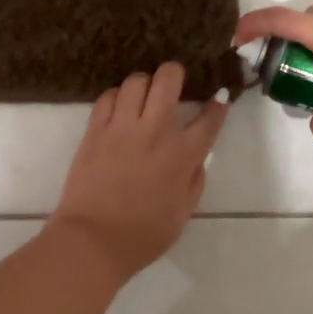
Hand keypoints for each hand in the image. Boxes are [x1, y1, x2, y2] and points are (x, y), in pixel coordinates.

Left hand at [50, 61, 228, 279]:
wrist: (93, 240)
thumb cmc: (143, 235)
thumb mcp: (182, 213)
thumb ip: (194, 181)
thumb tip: (196, 158)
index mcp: (183, 154)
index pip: (209, 118)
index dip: (218, 104)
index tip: (219, 98)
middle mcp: (155, 131)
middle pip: (169, 79)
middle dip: (175, 73)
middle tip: (174, 84)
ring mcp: (122, 126)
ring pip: (136, 81)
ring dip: (144, 84)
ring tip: (143, 96)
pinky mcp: (95, 129)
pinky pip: (108, 97)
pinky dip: (117, 97)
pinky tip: (119, 108)